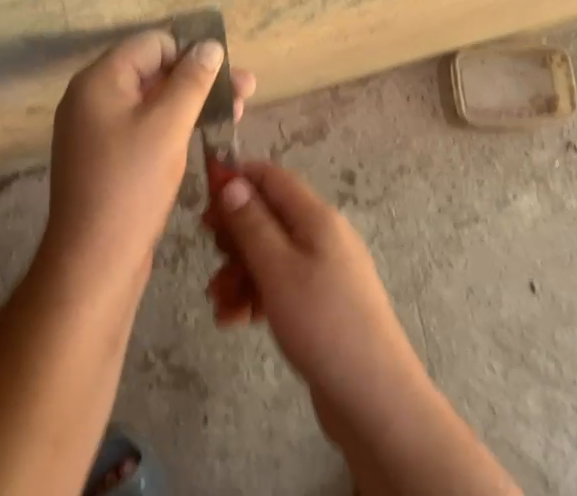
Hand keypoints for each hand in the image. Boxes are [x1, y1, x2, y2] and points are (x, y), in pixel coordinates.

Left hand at [42, 30, 255, 281]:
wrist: (94, 258)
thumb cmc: (131, 184)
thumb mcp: (168, 126)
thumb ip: (191, 81)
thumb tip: (208, 45)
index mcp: (98, 81)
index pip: (151, 44)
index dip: (191, 52)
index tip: (229, 71)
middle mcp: (91, 99)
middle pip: (152, 71)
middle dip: (199, 79)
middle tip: (246, 92)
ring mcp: (96, 130)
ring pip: (151, 102)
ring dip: (192, 104)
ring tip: (236, 114)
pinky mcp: (106, 158)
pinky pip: (143, 128)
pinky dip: (173, 127)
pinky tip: (204, 136)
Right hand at [208, 162, 426, 424]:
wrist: (373, 398)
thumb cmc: (323, 323)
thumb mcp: (277, 268)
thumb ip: (251, 222)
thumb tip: (231, 179)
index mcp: (316, 218)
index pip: (270, 177)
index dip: (234, 181)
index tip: (203, 204)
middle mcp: (321, 237)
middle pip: (266, 217)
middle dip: (233, 237)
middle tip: (211, 258)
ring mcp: (323, 272)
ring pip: (268, 255)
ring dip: (238, 273)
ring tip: (220, 305)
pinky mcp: (320, 304)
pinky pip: (279, 285)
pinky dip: (255, 296)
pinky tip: (237, 321)